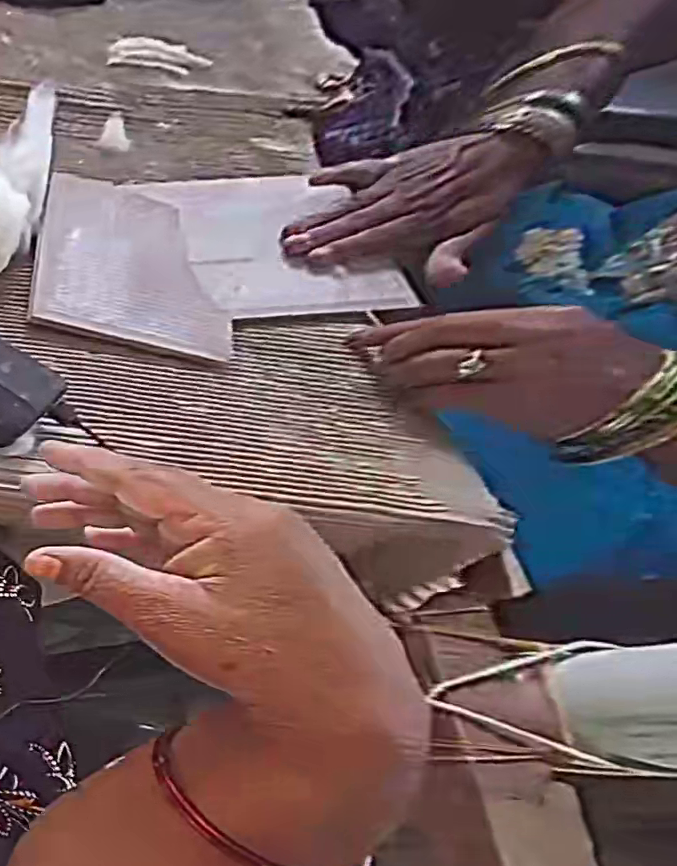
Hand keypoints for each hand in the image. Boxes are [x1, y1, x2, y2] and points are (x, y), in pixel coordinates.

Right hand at [21, 443, 421, 733]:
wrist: (348, 701)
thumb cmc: (264, 660)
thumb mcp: (167, 616)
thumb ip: (99, 578)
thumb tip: (41, 558)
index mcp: (225, 520)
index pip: (139, 480)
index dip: (87, 465)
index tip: (50, 453)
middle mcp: (242, 516)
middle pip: (147, 492)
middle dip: (86, 491)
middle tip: (37, 491)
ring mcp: (251, 535)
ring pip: (163, 513)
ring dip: (108, 513)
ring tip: (57, 516)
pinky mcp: (254, 556)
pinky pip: (184, 533)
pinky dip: (139, 534)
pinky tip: (108, 537)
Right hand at [281, 133, 548, 286]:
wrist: (514, 144)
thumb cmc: (491, 193)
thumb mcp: (484, 227)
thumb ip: (455, 253)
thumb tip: (446, 280)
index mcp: (424, 220)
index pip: (377, 237)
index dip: (346, 247)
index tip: (318, 256)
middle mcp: (405, 200)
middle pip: (356, 221)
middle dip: (321, 234)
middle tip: (291, 246)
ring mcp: (396, 181)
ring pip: (350, 203)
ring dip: (319, 217)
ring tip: (290, 230)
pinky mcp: (394, 165)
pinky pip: (362, 169)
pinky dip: (337, 174)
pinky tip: (314, 181)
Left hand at [351, 306, 663, 440]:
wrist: (650, 401)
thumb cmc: (597, 369)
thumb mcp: (556, 335)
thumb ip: (499, 334)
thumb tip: (433, 339)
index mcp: (536, 317)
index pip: (450, 318)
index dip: (398, 328)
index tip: (362, 336)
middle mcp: (526, 336)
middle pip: (437, 336)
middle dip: (394, 349)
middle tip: (375, 361)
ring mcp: (517, 368)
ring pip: (434, 365)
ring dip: (401, 375)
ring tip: (390, 382)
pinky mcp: (509, 400)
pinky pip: (444, 395)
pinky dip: (417, 398)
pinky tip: (408, 402)